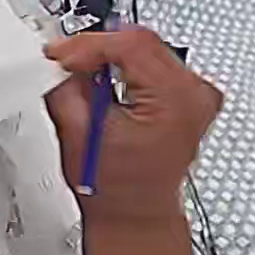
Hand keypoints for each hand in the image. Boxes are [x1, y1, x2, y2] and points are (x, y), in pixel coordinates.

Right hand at [43, 22, 222, 227]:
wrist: (133, 212)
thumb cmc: (114, 189)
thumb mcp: (77, 135)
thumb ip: (65, 91)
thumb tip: (58, 63)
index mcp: (175, 100)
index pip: (132, 45)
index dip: (88, 45)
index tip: (60, 54)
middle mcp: (194, 93)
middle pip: (141, 42)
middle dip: (95, 48)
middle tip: (62, 61)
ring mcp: (196, 94)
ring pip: (146, 50)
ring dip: (107, 57)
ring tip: (79, 77)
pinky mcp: (188, 97)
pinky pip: (152, 65)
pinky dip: (122, 68)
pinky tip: (101, 84)